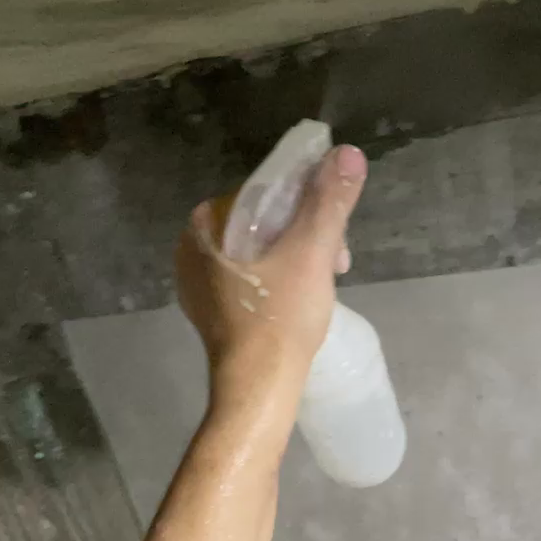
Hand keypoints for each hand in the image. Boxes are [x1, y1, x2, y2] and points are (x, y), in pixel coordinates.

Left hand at [175, 144, 367, 423]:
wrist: (259, 387)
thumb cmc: (280, 318)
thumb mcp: (312, 253)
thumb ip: (329, 201)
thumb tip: (349, 153)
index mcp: (204, 226)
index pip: (262, 192)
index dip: (306, 204)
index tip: (333, 231)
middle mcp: (192, 251)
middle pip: (262, 223)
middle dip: (304, 235)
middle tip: (335, 263)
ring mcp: (199, 287)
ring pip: (258, 253)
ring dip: (296, 258)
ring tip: (325, 282)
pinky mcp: (213, 315)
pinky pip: (251, 281)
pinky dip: (278, 282)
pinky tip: (300, 301)